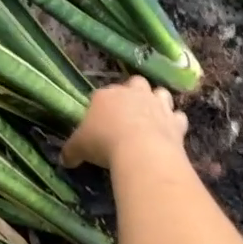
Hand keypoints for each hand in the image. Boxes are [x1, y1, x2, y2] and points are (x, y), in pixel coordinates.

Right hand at [61, 76, 189, 168]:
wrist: (141, 150)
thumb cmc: (103, 143)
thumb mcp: (78, 148)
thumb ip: (71, 151)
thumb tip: (65, 159)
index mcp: (106, 96)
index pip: (100, 95)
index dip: (99, 106)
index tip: (97, 121)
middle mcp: (133, 93)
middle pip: (135, 83)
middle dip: (132, 93)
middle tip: (127, 112)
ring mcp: (157, 104)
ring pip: (160, 93)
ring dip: (156, 102)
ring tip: (150, 117)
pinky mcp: (175, 120)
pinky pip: (178, 117)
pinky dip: (174, 123)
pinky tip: (169, 132)